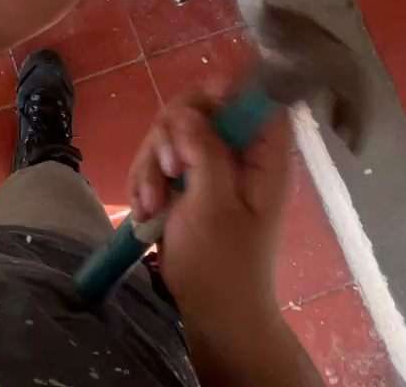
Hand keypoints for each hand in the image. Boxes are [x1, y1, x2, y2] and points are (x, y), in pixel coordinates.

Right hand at [127, 85, 291, 317]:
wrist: (209, 312)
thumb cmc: (221, 264)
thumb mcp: (214, 206)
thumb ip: (206, 151)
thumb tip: (190, 110)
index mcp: (261, 158)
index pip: (253, 100)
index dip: (225, 92)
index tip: (192, 112)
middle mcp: (235, 153)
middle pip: (198, 108)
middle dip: (170, 137)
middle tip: (169, 170)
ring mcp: (207, 165)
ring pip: (168, 132)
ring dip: (151, 166)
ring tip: (151, 205)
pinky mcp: (183, 178)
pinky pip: (154, 157)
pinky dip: (144, 180)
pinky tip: (145, 210)